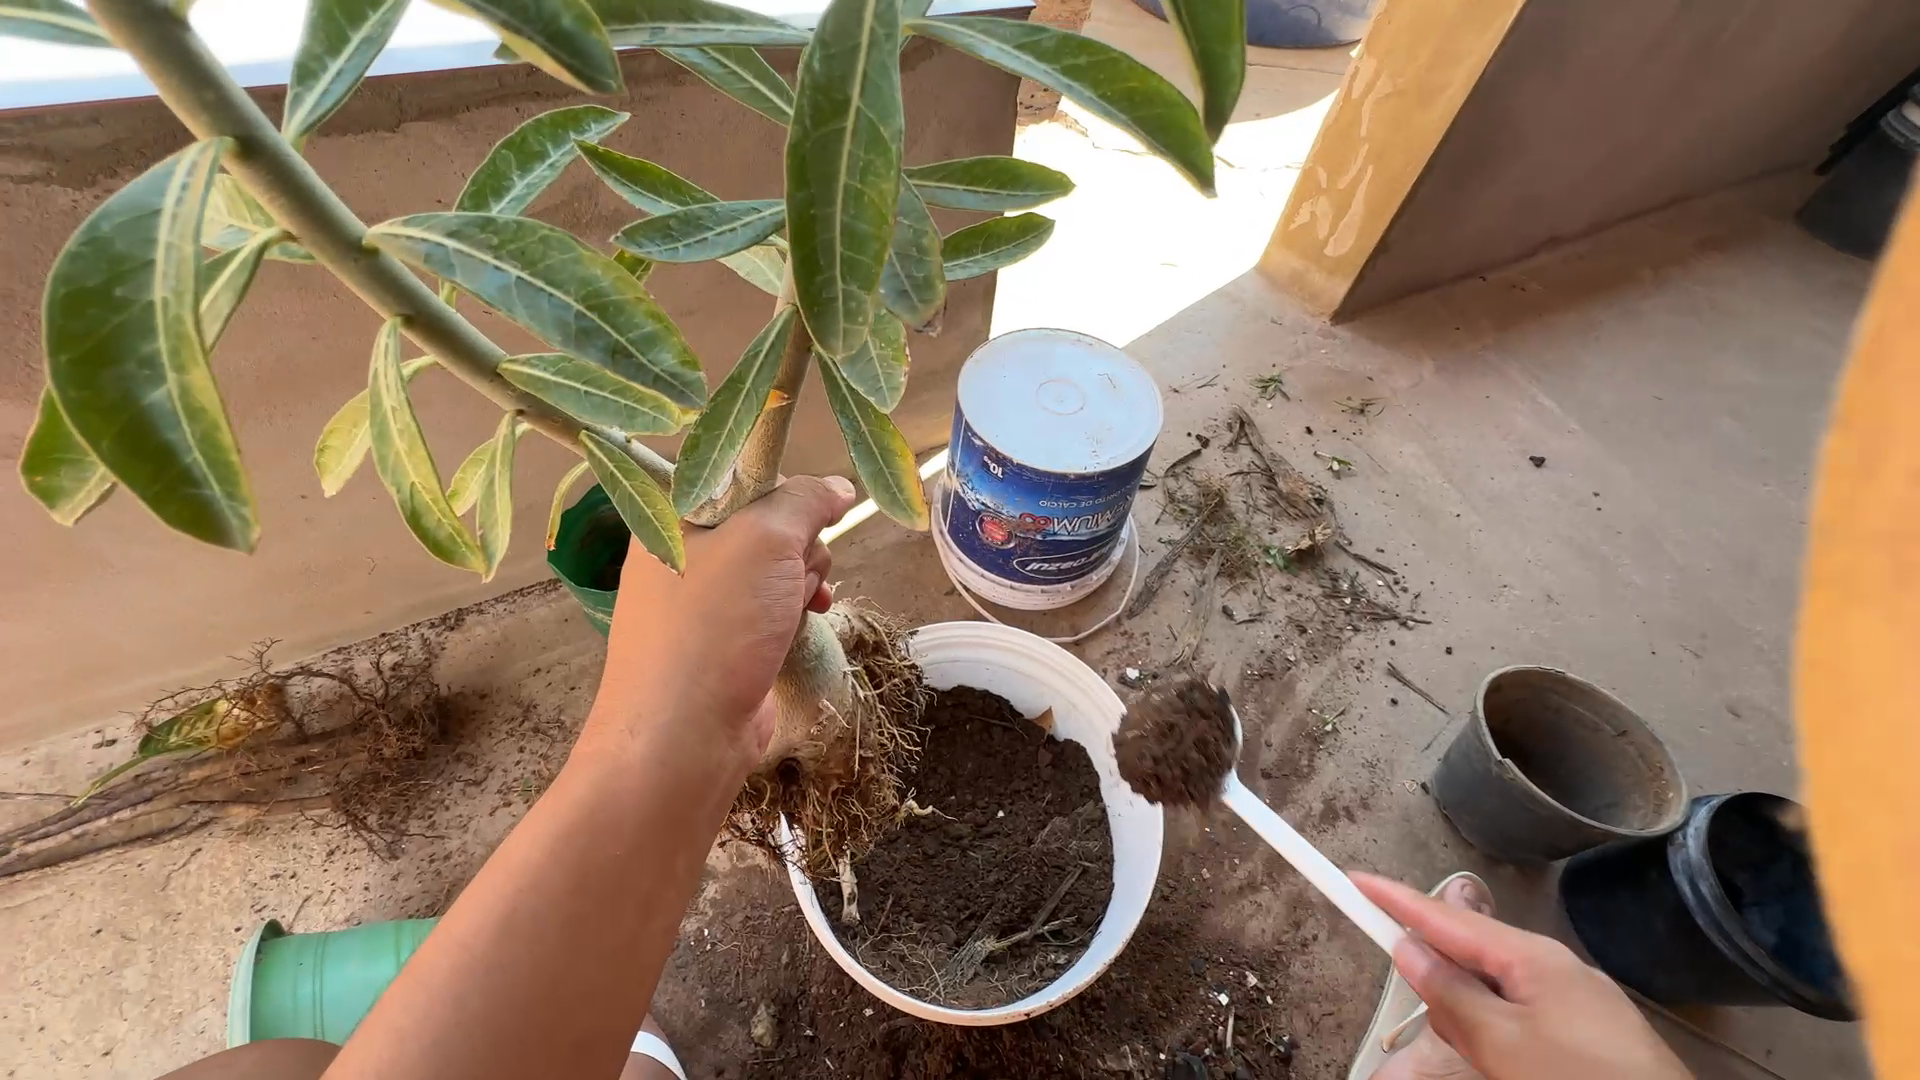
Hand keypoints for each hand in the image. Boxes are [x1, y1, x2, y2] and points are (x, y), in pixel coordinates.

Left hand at [586, 475, 857, 770]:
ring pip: (778, 560)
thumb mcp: (765, 540)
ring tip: (799, 602)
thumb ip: (806, 500)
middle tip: (794, 568)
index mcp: (673, 513)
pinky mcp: (728, 632)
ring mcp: (706, 594)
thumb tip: (840, 487)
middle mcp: (686, 548)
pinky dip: (797, 603)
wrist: (684, 736)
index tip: (808, 508)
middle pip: (768, 516)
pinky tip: (810, 616)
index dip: (783, 485)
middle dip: (799, 540)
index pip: (740, 471)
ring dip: (803, 575)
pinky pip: (775, 598)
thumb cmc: (714, 625)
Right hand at [1352, 873, 1692, 1079]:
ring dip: (1472, 1017)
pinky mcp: (1595, 1035)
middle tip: (1436, 1024)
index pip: (1444, 917)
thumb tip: (1408, 949)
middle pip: (1470, 953)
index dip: (1393, 897)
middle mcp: (1556, 966)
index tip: (1350, 877)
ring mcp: (1580, 1000)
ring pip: (1496, 990)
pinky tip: (1507, 1064)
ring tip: (1484, 1061)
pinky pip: (1524, 1016)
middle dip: (1440, 978)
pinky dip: (1500, 1033)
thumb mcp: (1502, 1046)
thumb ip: (1449, 993)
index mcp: (1532, 957)